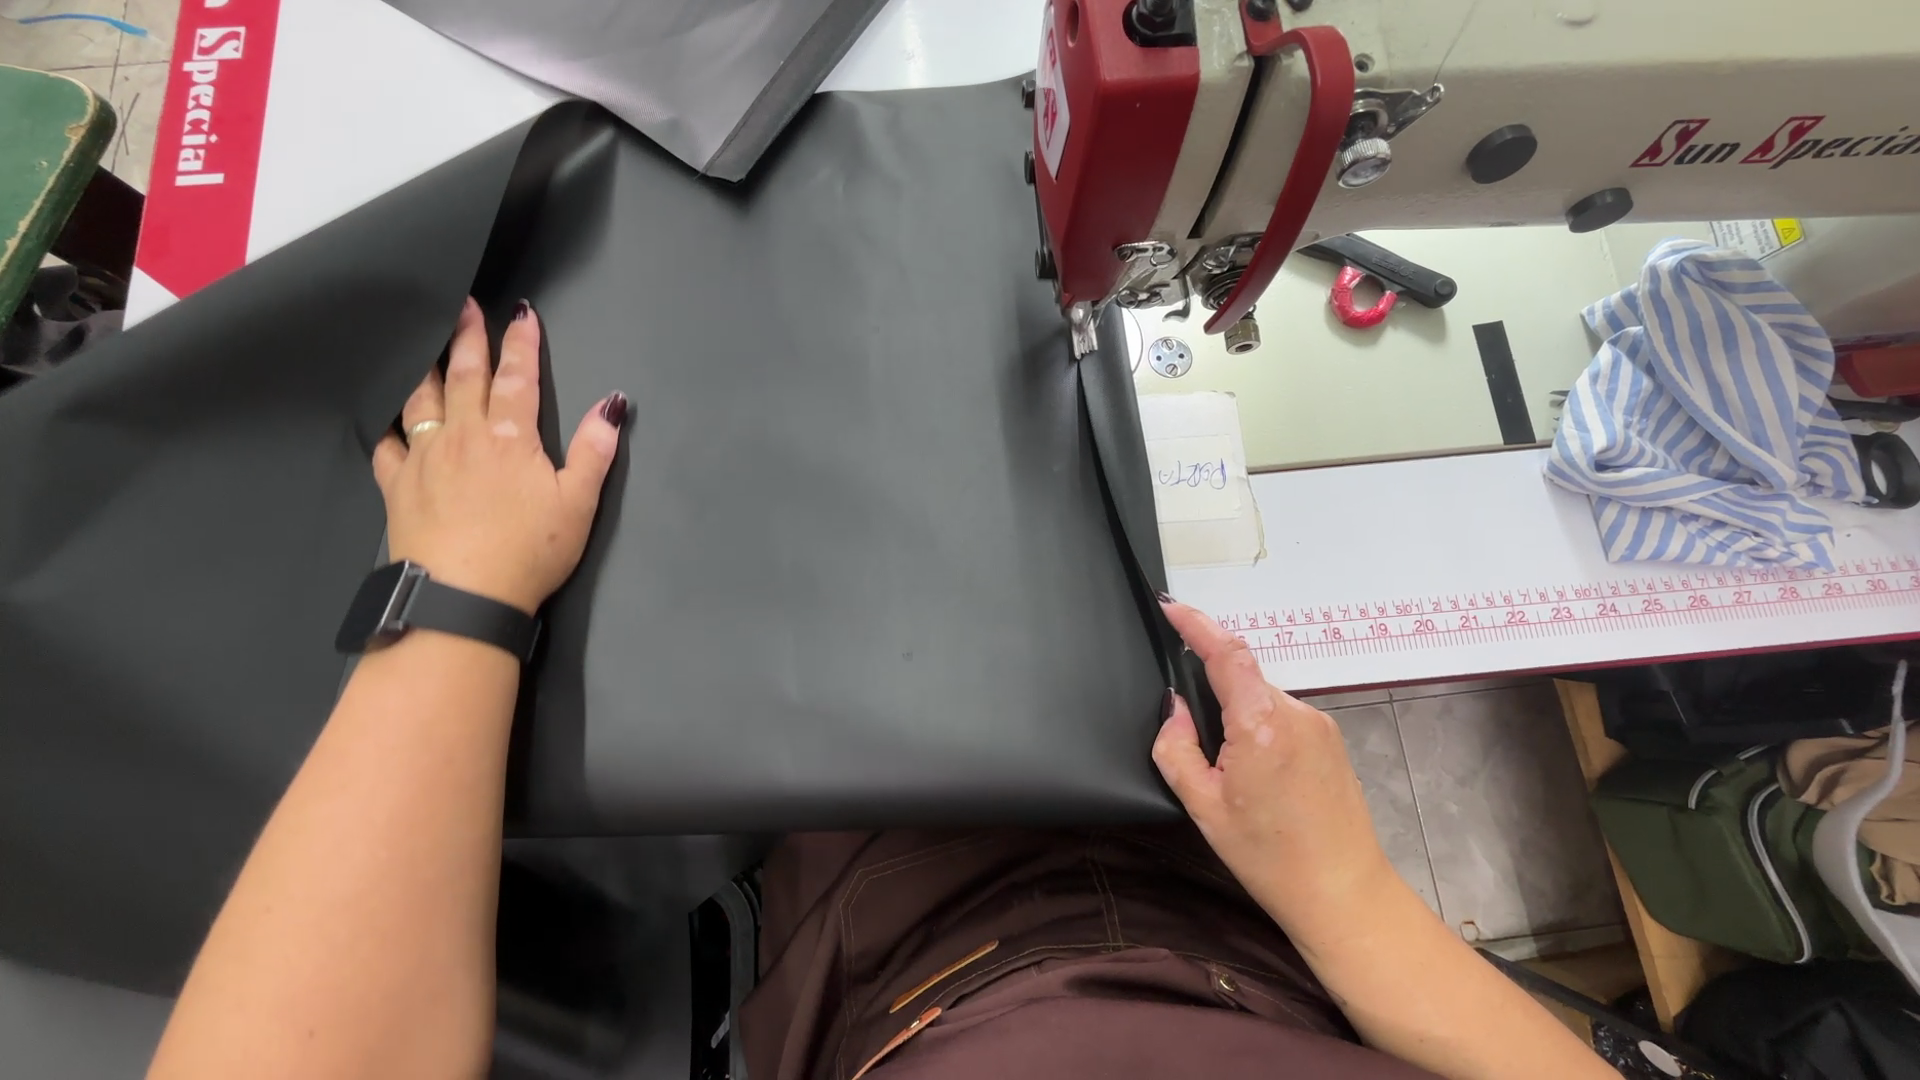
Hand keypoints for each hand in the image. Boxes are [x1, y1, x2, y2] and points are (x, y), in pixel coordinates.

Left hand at [373, 298, 625, 613]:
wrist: (463, 595)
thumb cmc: (531, 549)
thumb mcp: (579, 502)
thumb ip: (594, 450)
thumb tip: (612, 405)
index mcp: (511, 438)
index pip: (518, 378)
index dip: (521, 343)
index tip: (520, 311)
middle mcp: (464, 436)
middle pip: (464, 376)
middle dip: (467, 338)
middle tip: (461, 304)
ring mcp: (426, 459)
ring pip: (422, 400)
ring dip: (425, 367)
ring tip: (423, 344)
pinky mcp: (399, 486)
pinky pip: (389, 445)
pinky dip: (389, 426)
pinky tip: (390, 421)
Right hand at [1152, 599, 1398, 931]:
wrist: (1343, 893)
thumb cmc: (1269, 856)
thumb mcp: (1203, 805)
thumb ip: (1177, 747)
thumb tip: (1175, 708)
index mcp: (1260, 725)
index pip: (1226, 652)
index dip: (1196, 623)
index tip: (1170, 606)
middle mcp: (1295, 713)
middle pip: (1241, 674)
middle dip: (1210, 685)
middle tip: (1192, 731)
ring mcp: (1318, 725)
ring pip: (1260, 696)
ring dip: (1236, 711)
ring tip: (1229, 769)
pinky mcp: (1330, 740)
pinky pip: (1281, 715)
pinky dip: (1257, 725)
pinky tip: (1256, 773)